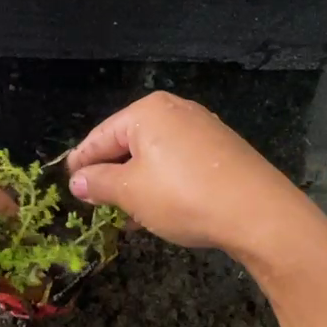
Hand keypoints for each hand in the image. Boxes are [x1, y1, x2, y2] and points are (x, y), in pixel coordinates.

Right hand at [64, 92, 314, 259]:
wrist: (259, 214)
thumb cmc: (183, 197)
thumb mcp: (131, 192)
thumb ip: (99, 183)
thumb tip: (78, 181)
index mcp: (148, 112)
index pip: (101, 135)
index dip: (81, 161)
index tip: (67, 182)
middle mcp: (176, 111)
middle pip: (129, 142)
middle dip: (111, 174)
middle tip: (94, 201)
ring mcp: (202, 129)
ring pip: (154, 156)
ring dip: (136, 184)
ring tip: (124, 215)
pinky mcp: (222, 150)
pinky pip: (178, 163)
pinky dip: (162, 184)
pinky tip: (157, 211)